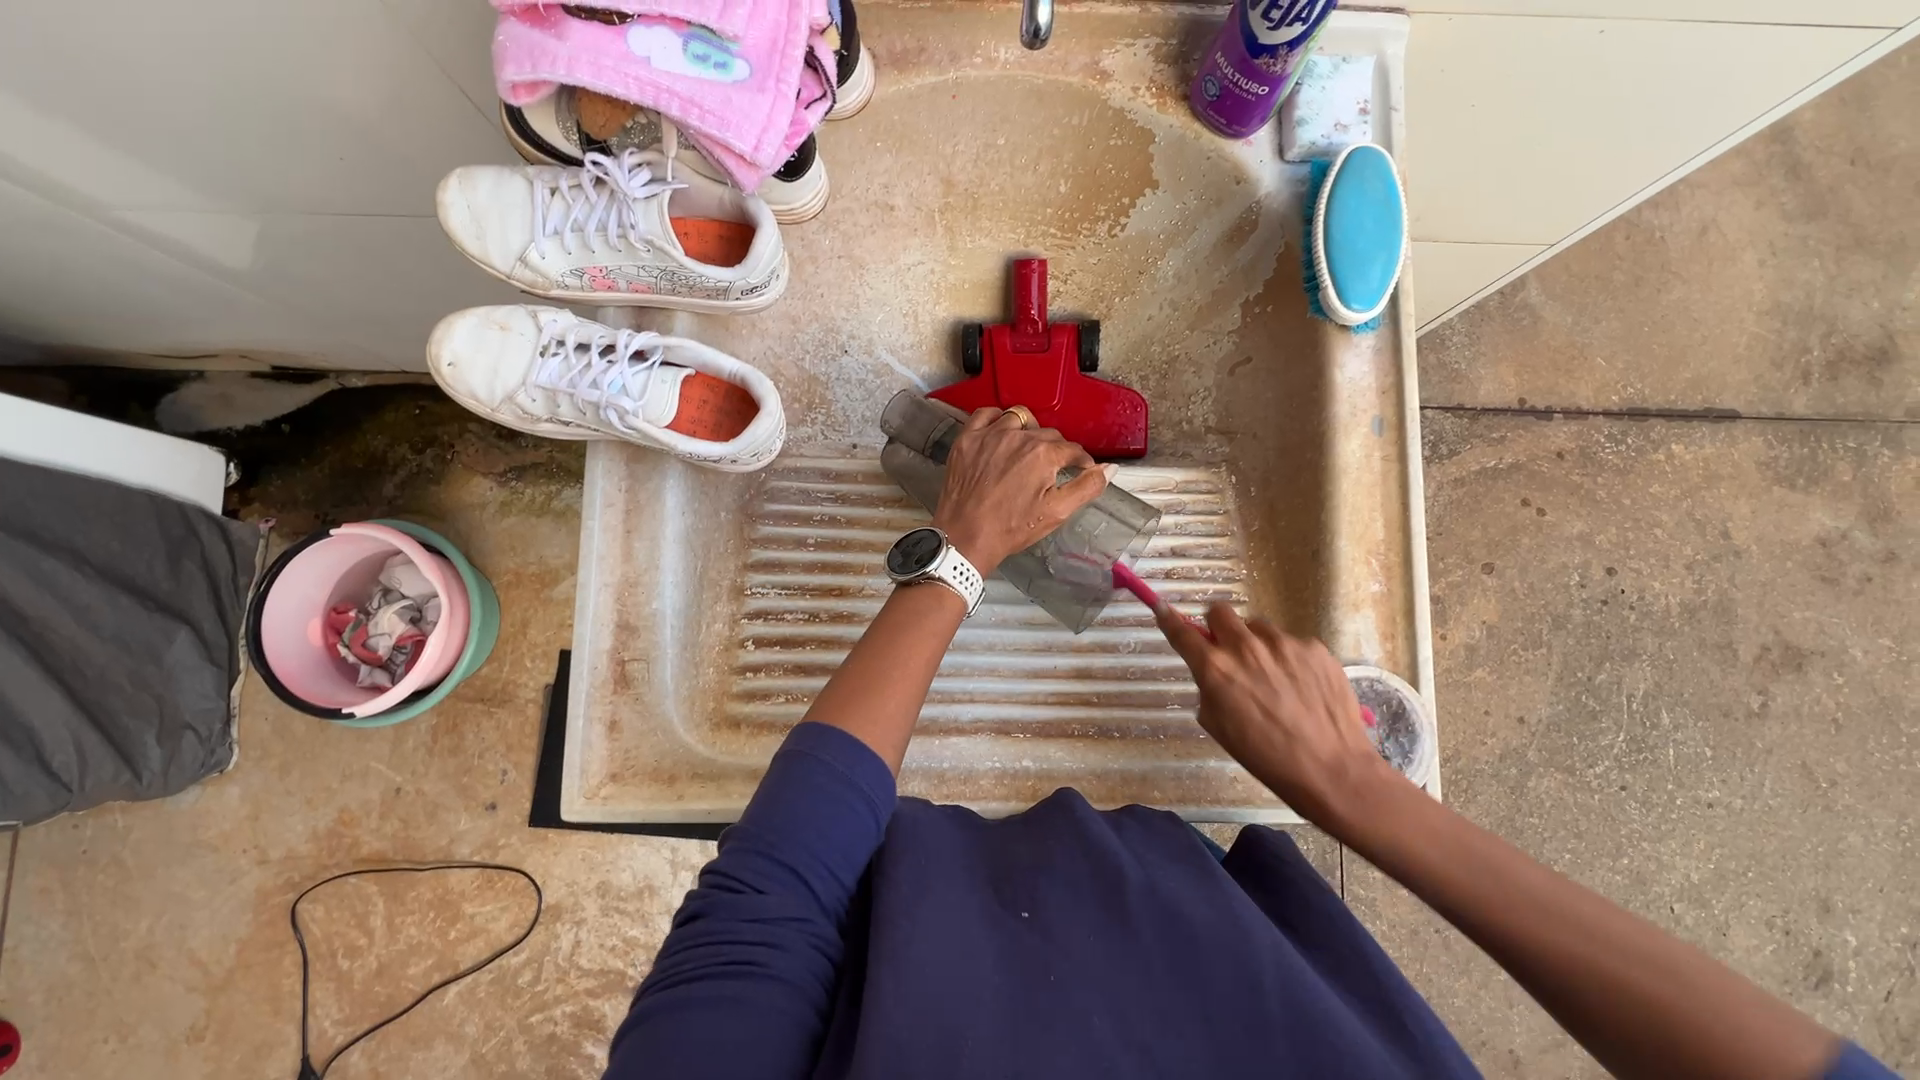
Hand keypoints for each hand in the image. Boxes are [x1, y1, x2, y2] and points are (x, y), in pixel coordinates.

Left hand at [930, 407, 1115, 573]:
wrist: (966, 537)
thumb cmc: (1009, 528)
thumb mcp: (1057, 512)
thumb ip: (1088, 486)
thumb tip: (1110, 469)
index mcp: (1044, 453)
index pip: (1072, 449)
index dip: (1080, 461)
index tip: (1079, 468)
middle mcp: (1018, 437)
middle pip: (1048, 433)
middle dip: (1055, 449)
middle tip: (1051, 468)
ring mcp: (990, 436)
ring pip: (1019, 417)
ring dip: (1029, 429)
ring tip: (1029, 448)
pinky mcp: (967, 440)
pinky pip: (985, 414)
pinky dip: (996, 419)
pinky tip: (1000, 431)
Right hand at [1156, 603, 1395, 824]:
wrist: (1330, 768)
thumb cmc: (1266, 756)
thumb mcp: (1218, 726)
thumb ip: (1209, 688)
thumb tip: (1213, 672)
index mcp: (1216, 669)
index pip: (1182, 633)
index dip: (1169, 620)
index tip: (1161, 608)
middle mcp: (1246, 647)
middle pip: (1221, 612)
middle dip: (1220, 628)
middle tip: (1230, 651)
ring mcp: (1284, 643)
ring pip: (1259, 628)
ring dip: (1257, 644)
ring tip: (1274, 677)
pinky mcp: (1315, 648)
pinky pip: (1292, 643)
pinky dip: (1290, 659)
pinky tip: (1302, 687)